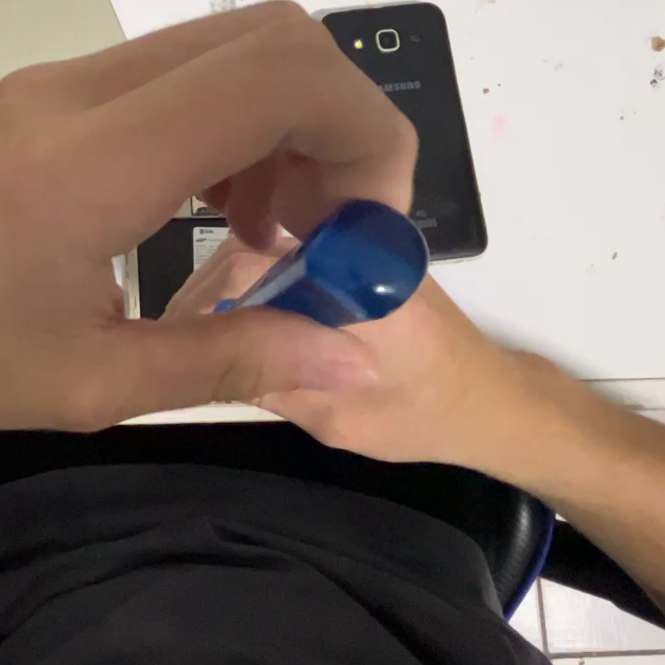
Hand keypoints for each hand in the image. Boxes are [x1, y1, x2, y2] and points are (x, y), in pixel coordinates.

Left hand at [0, 1, 418, 431]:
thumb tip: (350, 358)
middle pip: (269, 38)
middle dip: (334, 128)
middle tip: (322, 230)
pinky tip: (220, 208)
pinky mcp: (58, 88)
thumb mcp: (99, 386)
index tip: (363, 226)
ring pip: (230, 48)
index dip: (359, 134)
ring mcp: (64, 78)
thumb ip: (231, 362)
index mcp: (87, 167)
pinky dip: (234, 127)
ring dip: (284, 128)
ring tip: (271, 231)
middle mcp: (79, 94)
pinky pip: (182, 72)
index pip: (273, 77)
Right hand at [162, 231, 610, 473]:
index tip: (174, 337)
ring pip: (262, 253)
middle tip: (178, 340)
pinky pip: (282, 261)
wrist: (491, 402)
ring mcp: (351, 246)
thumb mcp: (336, 419)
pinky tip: (237, 326)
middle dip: (205, 295)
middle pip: (248, 252)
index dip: (200, 301)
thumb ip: (271, 383)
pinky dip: (252, 290)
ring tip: (200, 336)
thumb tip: (206, 357)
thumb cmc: (422, 417)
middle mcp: (351, 245)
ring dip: (225, 291)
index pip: (247, 266)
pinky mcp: (349, 258)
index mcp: (351, 277)